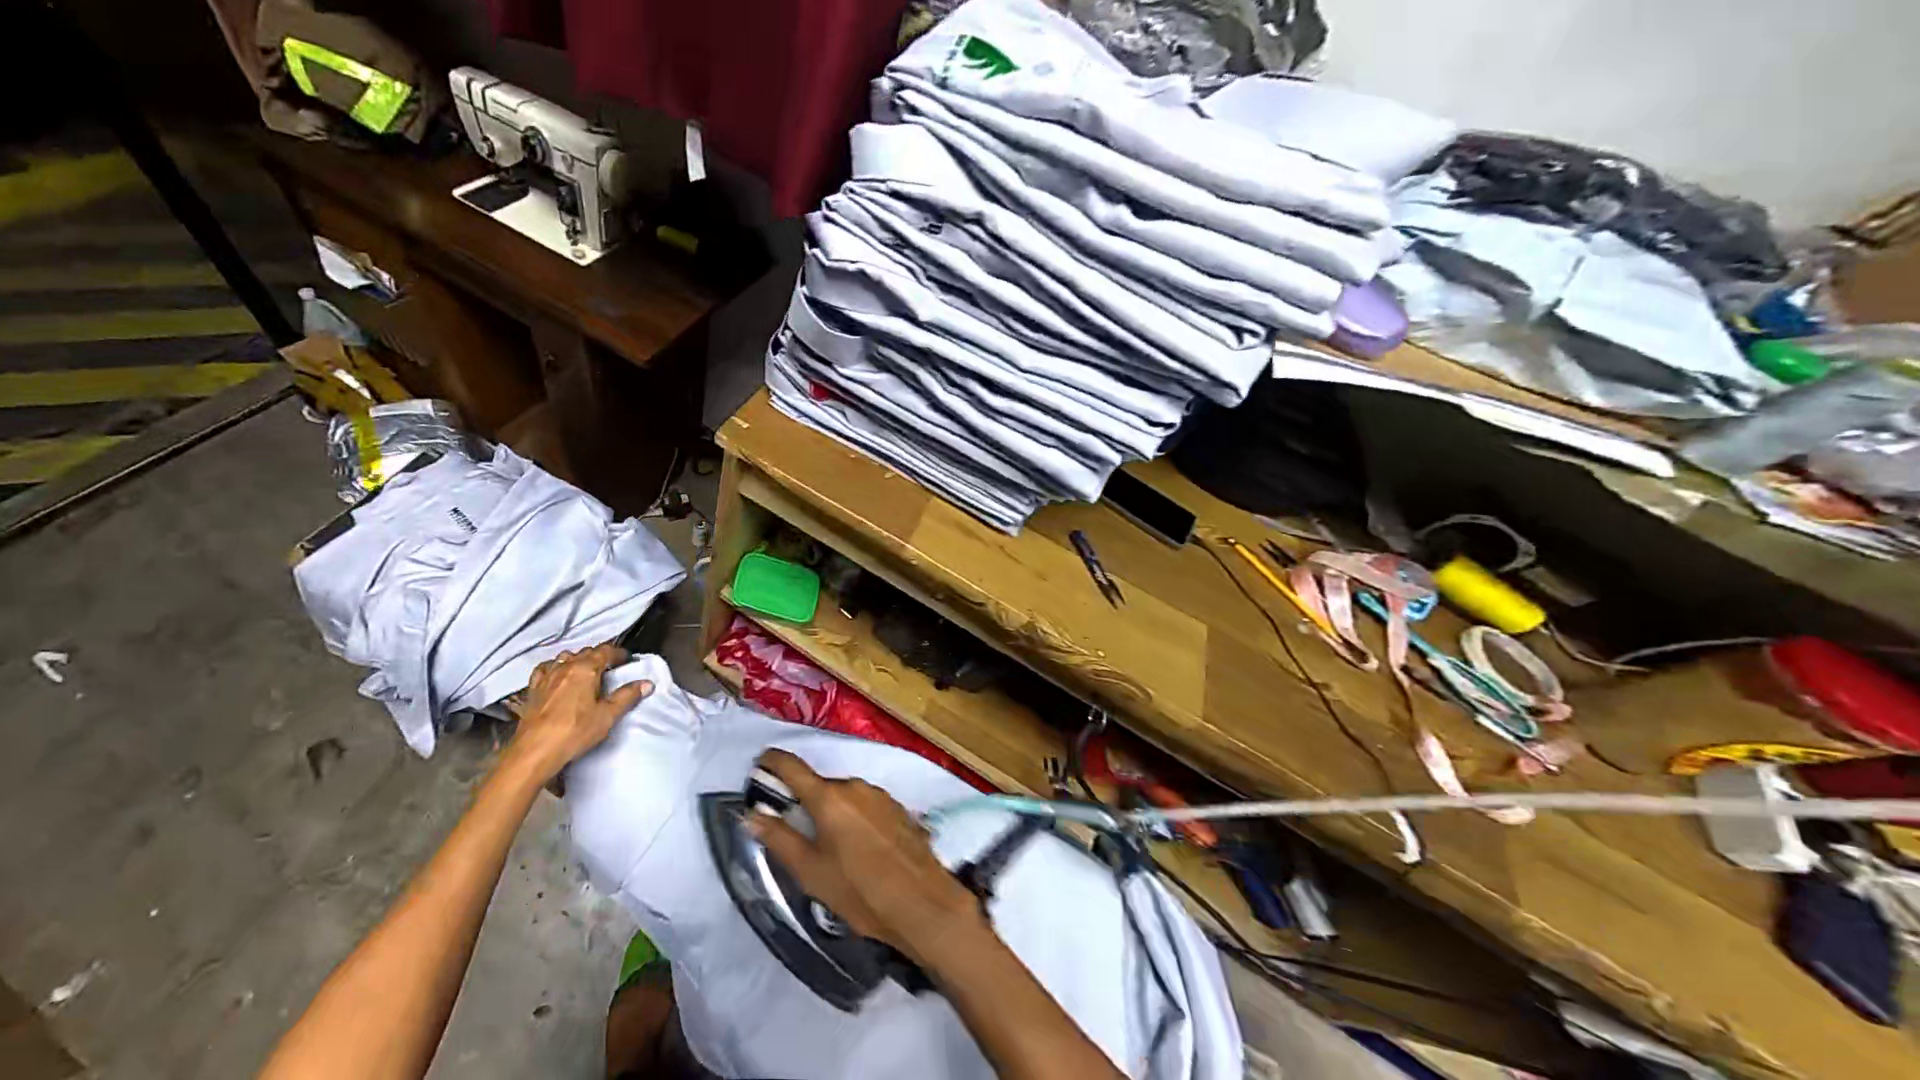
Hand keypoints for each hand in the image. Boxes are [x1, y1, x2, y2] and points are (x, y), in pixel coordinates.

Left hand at [505, 644, 650, 782]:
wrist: (535, 751)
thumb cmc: (574, 731)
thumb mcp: (608, 715)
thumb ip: (628, 696)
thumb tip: (646, 683)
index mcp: (585, 669)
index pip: (606, 651)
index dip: (619, 653)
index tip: (628, 660)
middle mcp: (564, 667)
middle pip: (586, 652)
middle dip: (600, 656)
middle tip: (612, 667)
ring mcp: (546, 677)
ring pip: (565, 658)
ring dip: (579, 659)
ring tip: (587, 670)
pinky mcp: (533, 689)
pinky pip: (545, 669)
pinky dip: (555, 667)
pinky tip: (557, 674)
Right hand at [748, 750, 987, 967]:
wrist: (922, 903)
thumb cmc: (860, 891)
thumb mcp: (810, 871)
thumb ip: (779, 838)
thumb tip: (751, 813)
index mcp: (829, 797)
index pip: (791, 766)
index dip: (771, 762)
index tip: (759, 766)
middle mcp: (856, 786)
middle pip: (820, 786)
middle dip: (804, 802)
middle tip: (795, 833)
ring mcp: (881, 796)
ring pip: (845, 797)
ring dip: (832, 814)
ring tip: (830, 850)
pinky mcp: (899, 809)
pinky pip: (866, 807)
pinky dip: (855, 821)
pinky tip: (859, 851)